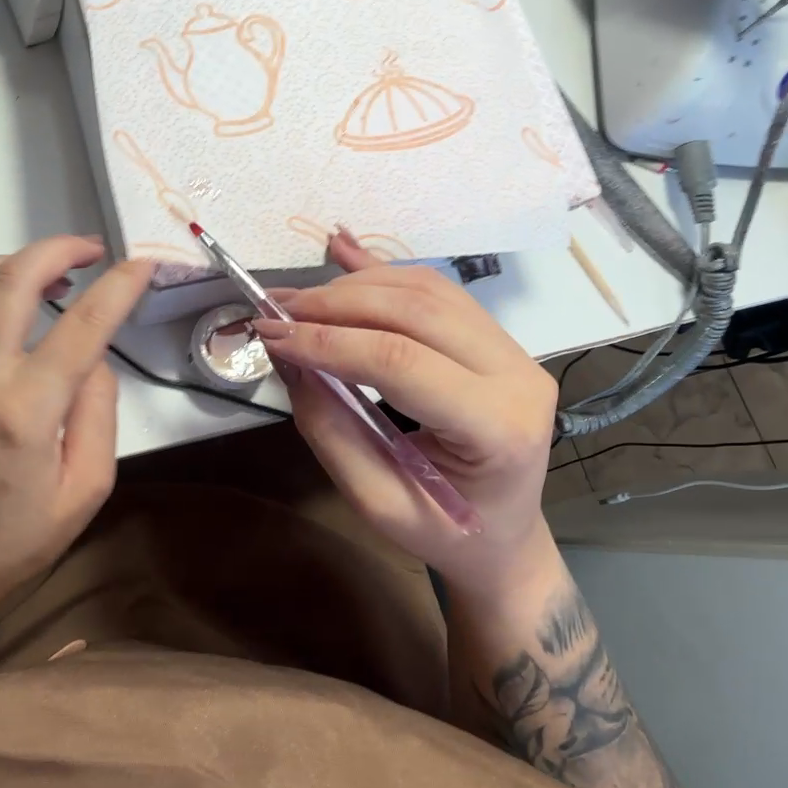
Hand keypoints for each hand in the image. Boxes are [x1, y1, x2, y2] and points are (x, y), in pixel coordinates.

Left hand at [0, 236, 154, 621]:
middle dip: (59, 249)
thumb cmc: (13, 540)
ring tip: (51, 275)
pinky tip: (0, 304)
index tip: (143, 264)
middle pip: (14, 277)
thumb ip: (98, 412)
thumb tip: (92, 358)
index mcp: (24, 409)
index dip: (119, 286)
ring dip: (15, 263)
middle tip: (93, 251)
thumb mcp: (84, 490)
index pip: (82, 324)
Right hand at [255, 230, 556, 587]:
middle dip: (335, 303)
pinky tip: (342, 251)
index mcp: (497, 428)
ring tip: (298, 297)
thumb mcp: (374, 499)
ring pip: (426, 290)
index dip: (328, 341)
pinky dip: (382, 271)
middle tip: (276, 309)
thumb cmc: (441, 531)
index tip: (269, 332)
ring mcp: (515, 351)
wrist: (503, 537)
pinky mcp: (499, 340)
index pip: (400, 361)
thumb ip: (329, 426)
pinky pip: (437, 290)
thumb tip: (288, 356)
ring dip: (354, 285)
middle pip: (416, 312)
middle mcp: (518, 375)